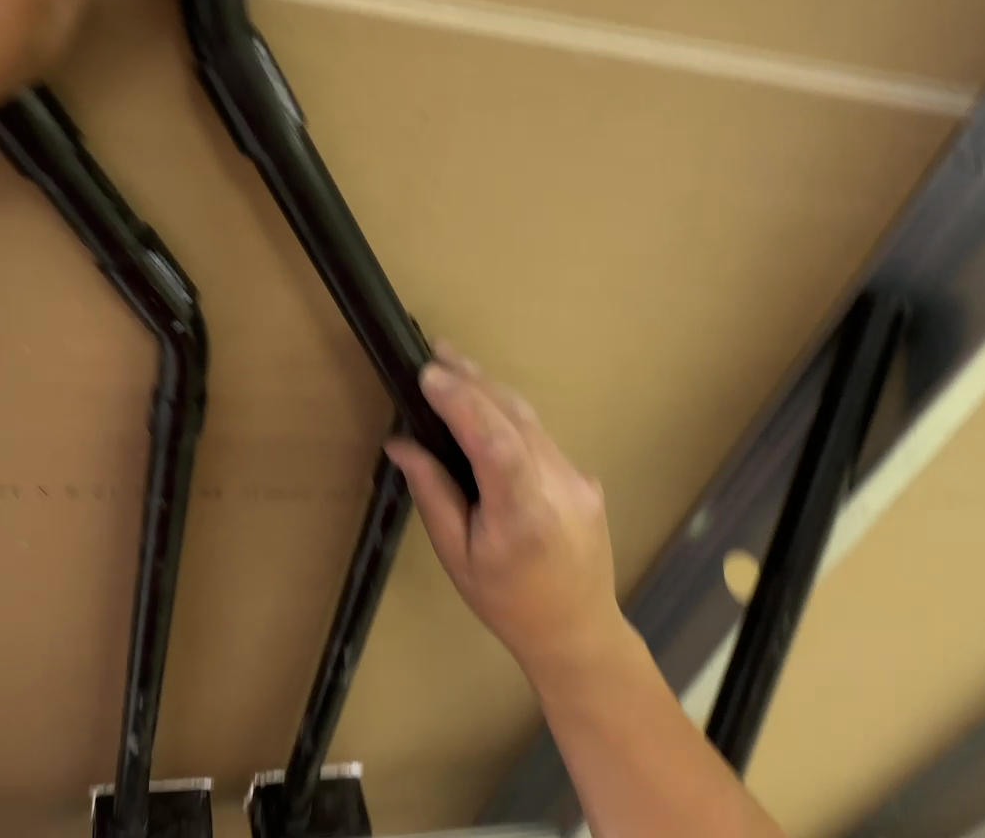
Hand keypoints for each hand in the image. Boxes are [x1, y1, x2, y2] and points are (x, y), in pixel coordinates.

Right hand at [385, 343, 628, 680]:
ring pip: (529, 419)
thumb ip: (432, 494)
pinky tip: (482, 404)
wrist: (578, 631)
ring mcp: (577, 478)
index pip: (496, 444)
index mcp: (523, 516)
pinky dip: (506, 413)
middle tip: (435, 353)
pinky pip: (538, 435)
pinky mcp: (583, 476)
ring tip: (452, 366)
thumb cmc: (506, 603)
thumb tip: (401, 444)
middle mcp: (558, 487)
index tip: (430, 376)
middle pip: (514, 418)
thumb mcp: (457, 557)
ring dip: (489, 390)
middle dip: (472, 381)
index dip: (464, 404)